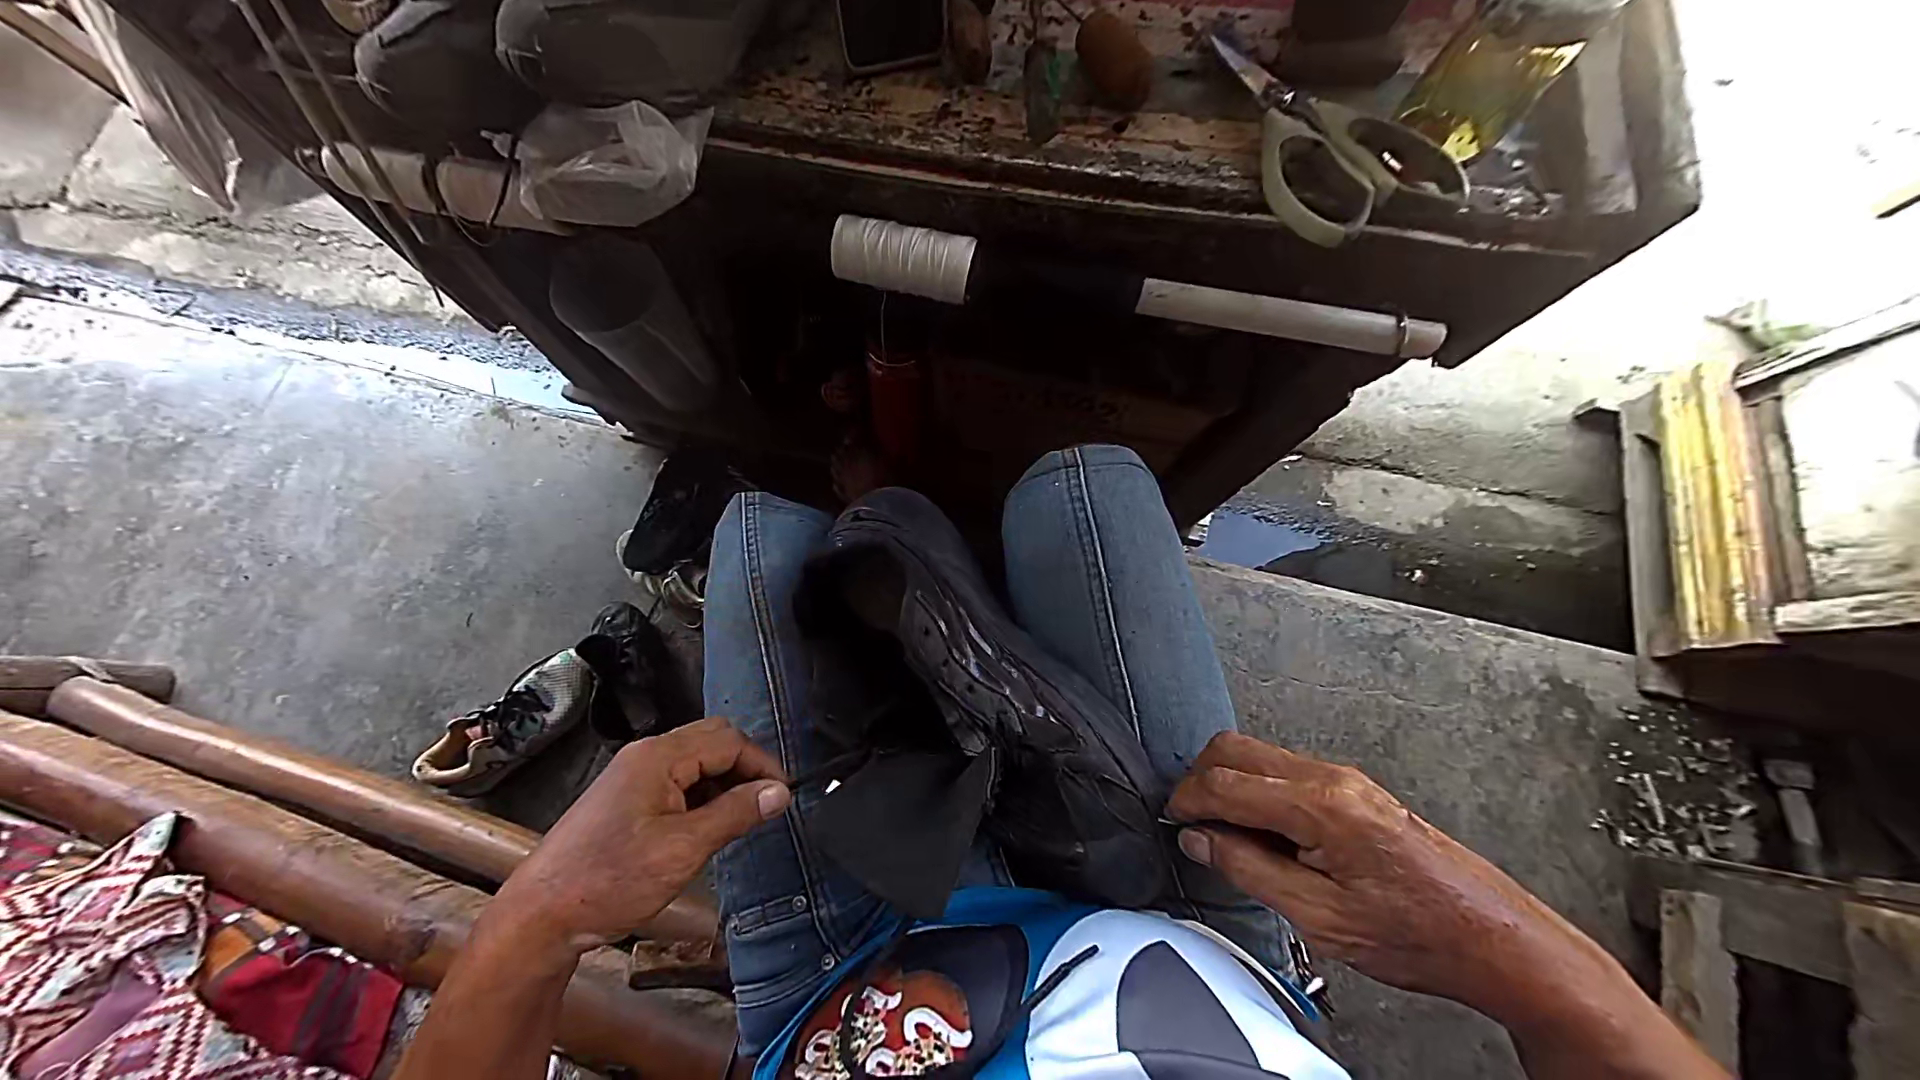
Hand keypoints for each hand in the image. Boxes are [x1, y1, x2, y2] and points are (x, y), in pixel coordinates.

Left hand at [486, 717, 790, 958]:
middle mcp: (646, 755)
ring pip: (697, 760)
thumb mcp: (683, 849)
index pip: (728, 741)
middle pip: (713, 741)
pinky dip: (703, 794)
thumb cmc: (606, 882)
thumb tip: (778, 792)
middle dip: (745, 767)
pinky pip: (678, 779)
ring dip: (724, 782)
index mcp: (659, 757)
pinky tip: (707, 825)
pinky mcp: (627, 796)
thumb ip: (736, 813)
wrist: (537, 919)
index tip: (781, 795)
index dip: (761, 764)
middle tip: (764, 802)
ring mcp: (634, 774)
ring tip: (739, 818)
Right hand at [1166, 732, 1612, 1019]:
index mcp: (1321, 806)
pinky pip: (1280, 770)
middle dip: (1199, 779)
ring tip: (1223, 833)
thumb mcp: (1319, 918)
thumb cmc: (1423, 934)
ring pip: (1255, 754)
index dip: (1187, 800)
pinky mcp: (1349, 788)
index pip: (1224, 782)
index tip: (1173, 819)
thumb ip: (1247, 870)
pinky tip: (1259, 832)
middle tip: (1188, 819)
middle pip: (1233, 748)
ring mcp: (1341, 778)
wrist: (1495, 937)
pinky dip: (1253, 790)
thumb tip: (1200, 842)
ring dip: (1226, 783)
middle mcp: (1330, 778)